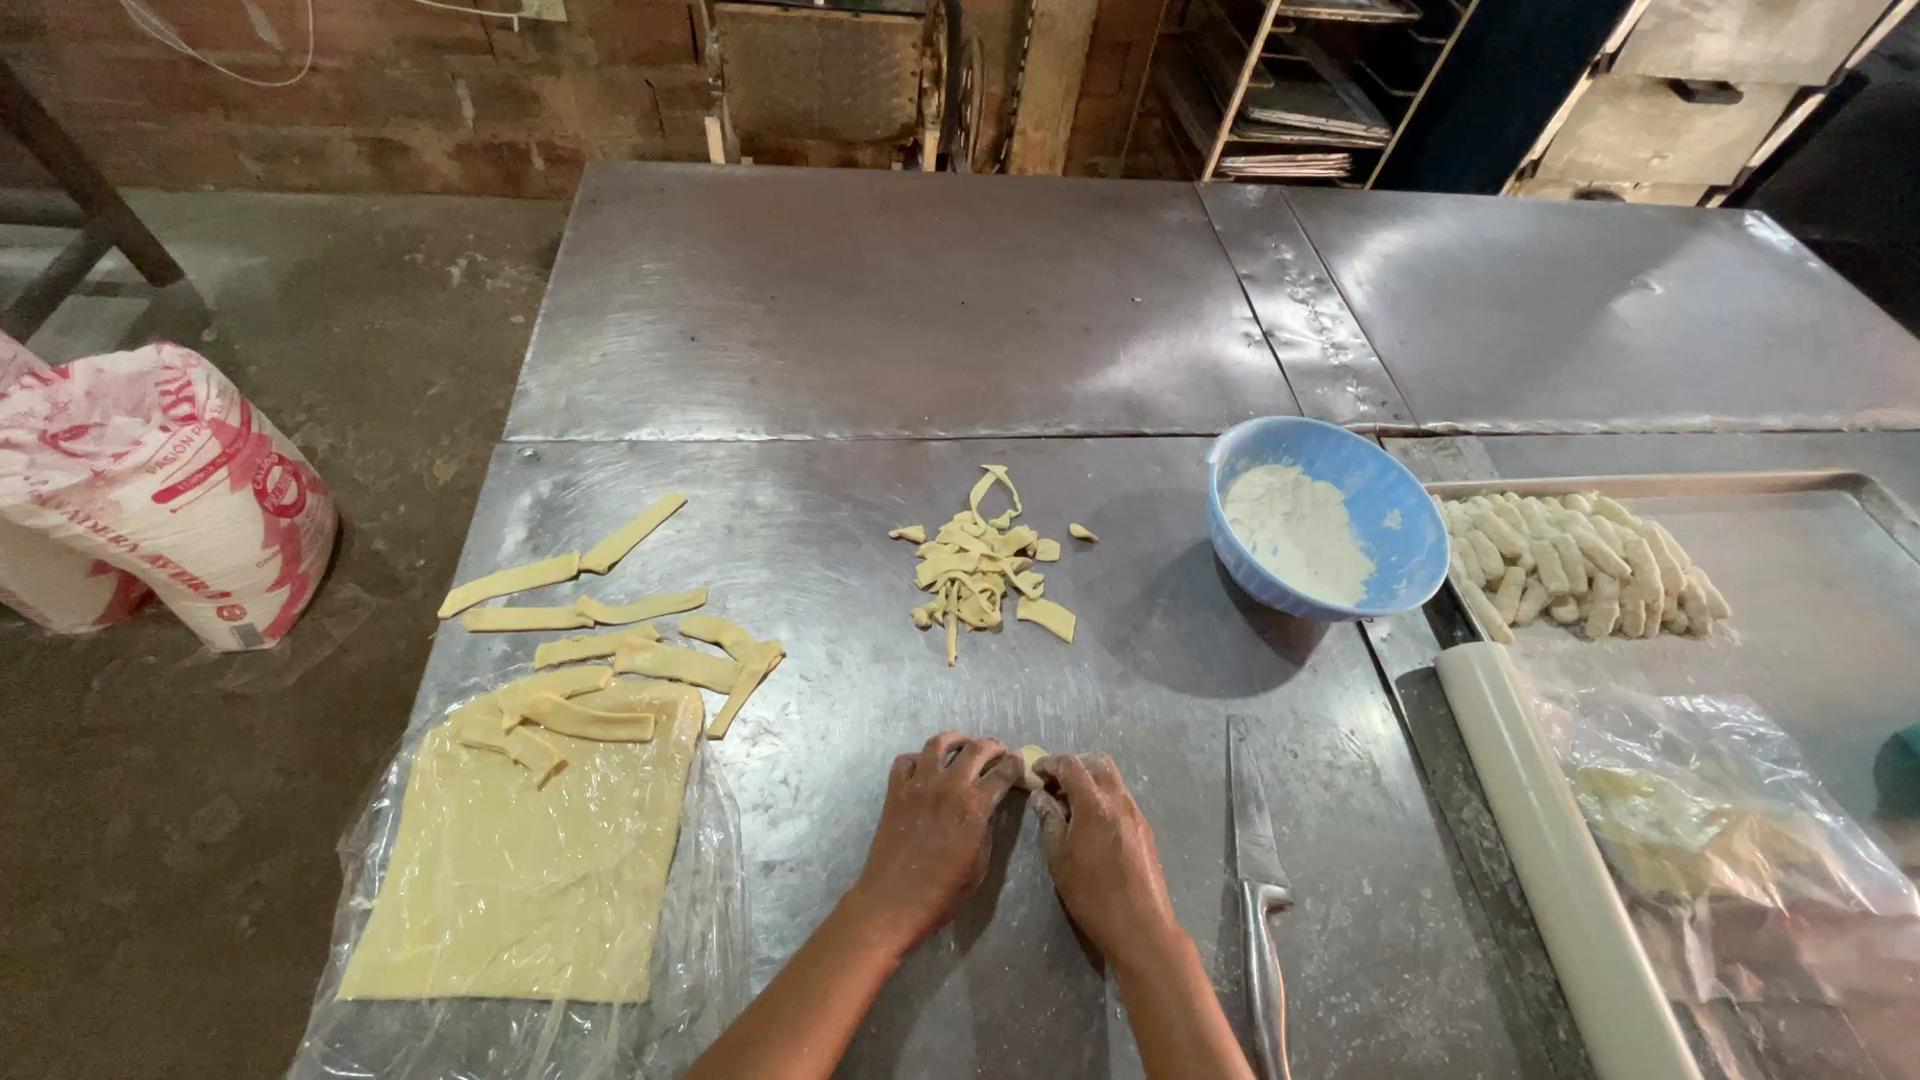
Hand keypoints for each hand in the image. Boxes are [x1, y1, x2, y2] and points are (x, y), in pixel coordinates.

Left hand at [843, 732, 1020, 951]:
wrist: (895, 899)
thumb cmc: (943, 891)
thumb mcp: (980, 864)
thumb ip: (985, 829)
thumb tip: (986, 810)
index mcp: (974, 805)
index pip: (1002, 774)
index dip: (1014, 765)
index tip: (1019, 761)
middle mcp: (948, 785)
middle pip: (974, 750)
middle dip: (992, 746)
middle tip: (998, 750)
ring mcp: (919, 784)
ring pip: (938, 744)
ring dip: (955, 740)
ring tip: (962, 744)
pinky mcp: (896, 790)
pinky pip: (906, 760)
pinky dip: (918, 758)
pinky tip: (924, 766)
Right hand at [1031, 753, 1183, 966]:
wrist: (1141, 926)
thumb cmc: (1092, 894)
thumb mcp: (1059, 858)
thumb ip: (1049, 820)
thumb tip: (1041, 797)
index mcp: (1094, 804)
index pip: (1071, 765)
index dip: (1050, 763)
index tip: (1036, 772)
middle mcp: (1119, 800)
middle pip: (1097, 762)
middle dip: (1074, 765)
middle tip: (1055, 785)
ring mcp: (1136, 813)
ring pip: (1112, 779)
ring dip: (1090, 780)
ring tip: (1071, 805)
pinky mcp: (1145, 828)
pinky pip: (1121, 798)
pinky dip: (1103, 797)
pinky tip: (1092, 823)